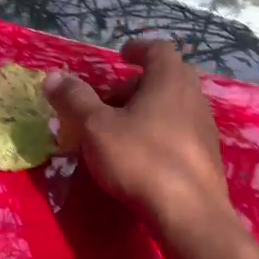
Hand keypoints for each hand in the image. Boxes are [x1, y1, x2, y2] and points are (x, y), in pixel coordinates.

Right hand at [45, 38, 233, 240]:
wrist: (188, 210)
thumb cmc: (140, 160)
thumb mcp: (96, 128)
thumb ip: (74, 100)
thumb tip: (53, 76)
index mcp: (169, 79)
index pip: (157, 49)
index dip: (137, 49)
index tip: (120, 55)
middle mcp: (193, 95)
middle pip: (166, 77)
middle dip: (137, 84)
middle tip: (111, 99)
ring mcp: (204, 125)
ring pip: (173, 105)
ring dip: (148, 109)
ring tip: (121, 129)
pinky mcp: (206, 153)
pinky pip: (179, 130)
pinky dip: (159, 131)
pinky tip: (142, 154)